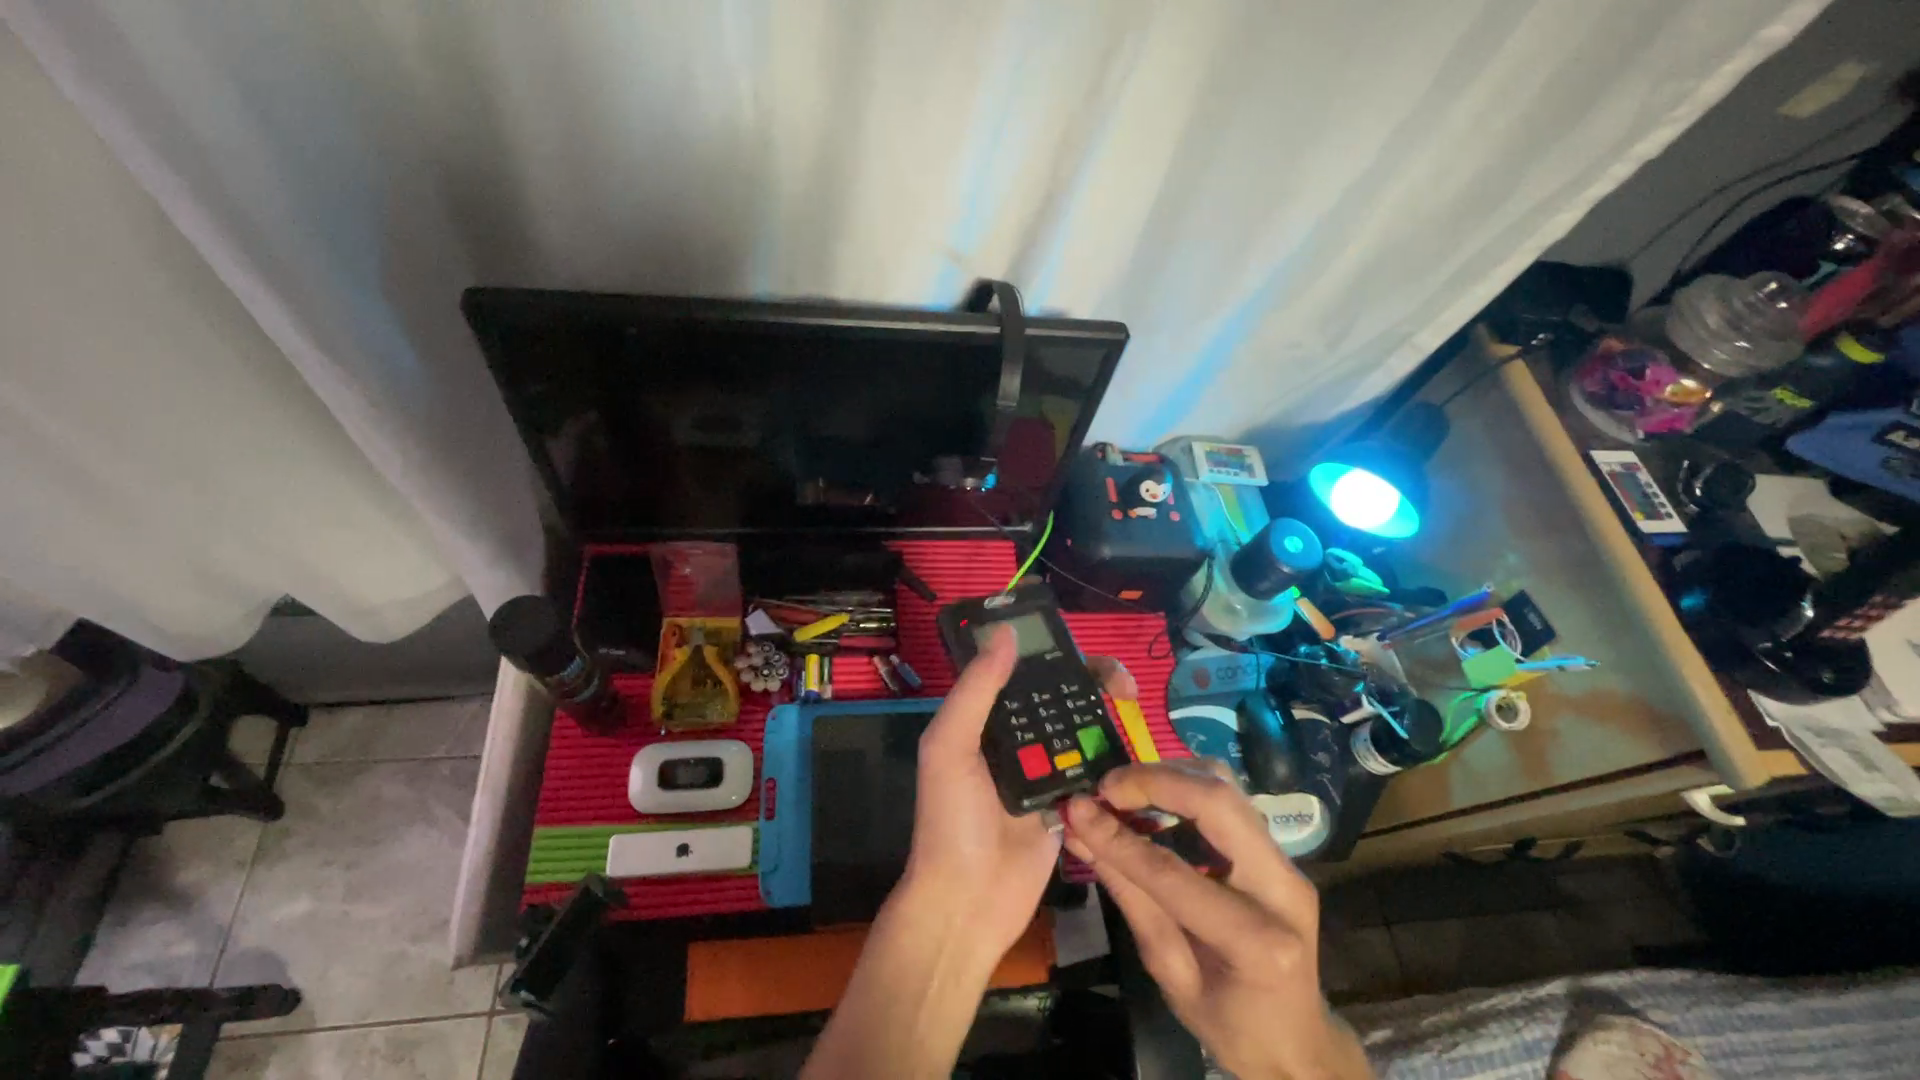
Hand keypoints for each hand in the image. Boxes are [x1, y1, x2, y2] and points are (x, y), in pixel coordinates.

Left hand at [902, 627, 1139, 963]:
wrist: (968, 904)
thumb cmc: (950, 821)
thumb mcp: (949, 747)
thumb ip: (977, 690)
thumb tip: (1006, 631)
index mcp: (983, 720)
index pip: (1023, 671)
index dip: (1054, 653)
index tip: (1085, 651)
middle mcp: (1015, 740)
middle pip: (1061, 697)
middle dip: (1094, 682)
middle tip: (1125, 687)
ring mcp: (1045, 773)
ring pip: (1084, 732)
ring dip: (1109, 718)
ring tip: (1135, 714)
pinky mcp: (1070, 806)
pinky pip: (1097, 774)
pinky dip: (1116, 762)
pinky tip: (1138, 756)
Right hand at [1064, 764, 1372, 1079]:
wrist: (1296, 1039)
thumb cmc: (1229, 1022)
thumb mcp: (1170, 974)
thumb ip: (1132, 900)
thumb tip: (1083, 835)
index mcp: (1258, 941)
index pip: (1175, 874)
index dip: (1119, 839)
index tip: (1076, 809)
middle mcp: (1284, 887)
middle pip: (1219, 802)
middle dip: (1155, 781)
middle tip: (1105, 786)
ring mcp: (1289, 863)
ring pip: (1228, 788)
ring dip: (1171, 775)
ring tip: (1124, 788)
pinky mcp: (1279, 851)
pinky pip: (1230, 800)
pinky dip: (1185, 787)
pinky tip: (1153, 798)